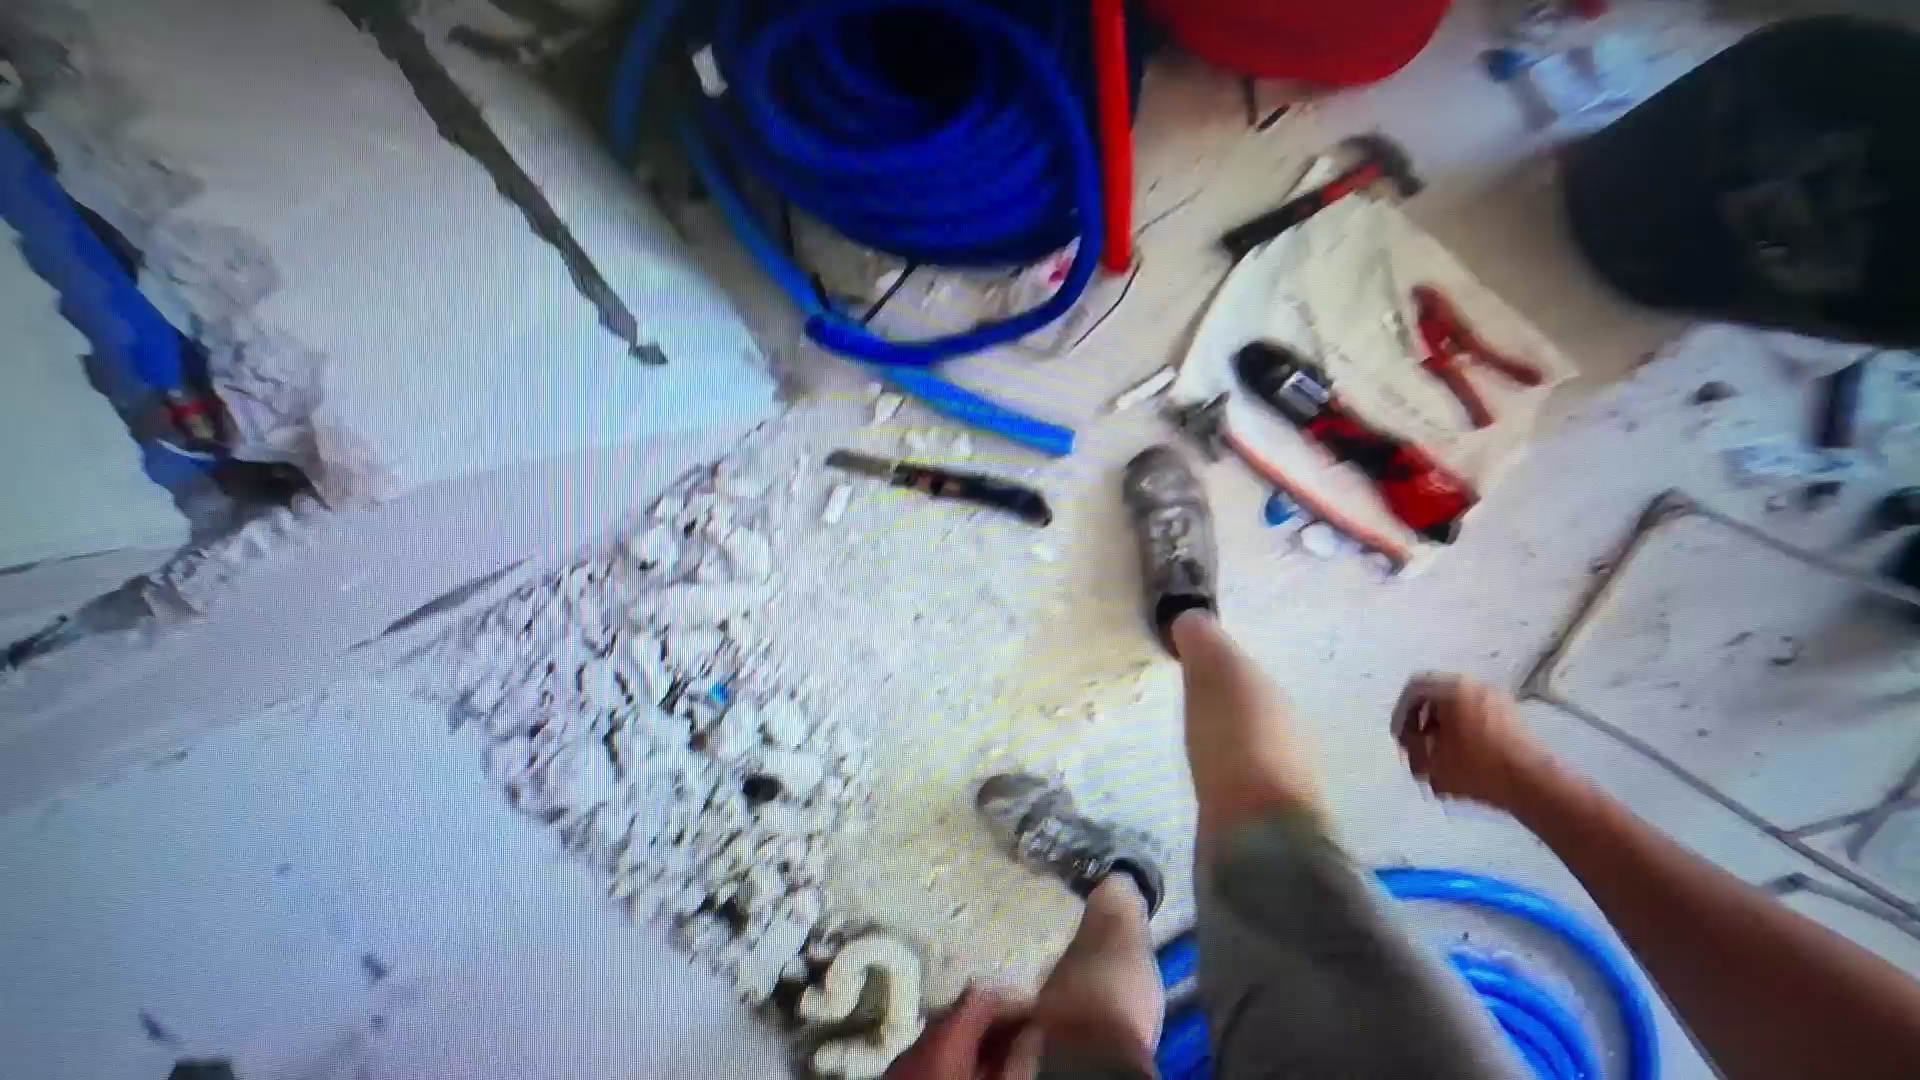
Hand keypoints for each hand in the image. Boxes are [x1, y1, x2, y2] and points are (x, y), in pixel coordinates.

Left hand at [886, 987, 1044, 1079]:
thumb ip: (1016, 1066)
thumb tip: (1031, 1036)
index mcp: (945, 1039)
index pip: (980, 998)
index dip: (1012, 1002)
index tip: (1039, 1015)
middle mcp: (920, 1042)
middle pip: (961, 1014)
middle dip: (996, 1022)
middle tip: (1029, 1037)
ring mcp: (904, 1065)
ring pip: (947, 1036)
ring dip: (980, 1042)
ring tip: (1011, 1060)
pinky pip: (935, 1057)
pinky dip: (961, 1059)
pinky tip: (981, 1076)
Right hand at [1392, 673, 1549, 811]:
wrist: (1536, 786)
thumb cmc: (1477, 769)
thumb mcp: (1430, 762)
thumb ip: (1411, 747)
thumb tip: (1410, 743)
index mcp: (1453, 688)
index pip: (1414, 689)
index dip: (1401, 714)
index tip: (1401, 739)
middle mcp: (1475, 686)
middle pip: (1436, 698)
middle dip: (1422, 724)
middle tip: (1419, 748)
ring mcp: (1497, 700)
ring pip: (1457, 709)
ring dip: (1443, 731)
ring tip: (1440, 758)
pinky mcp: (1512, 718)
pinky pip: (1476, 717)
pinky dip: (1464, 733)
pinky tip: (1463, 760)